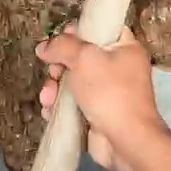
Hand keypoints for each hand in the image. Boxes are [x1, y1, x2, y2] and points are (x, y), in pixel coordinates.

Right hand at [36, 24, 169, 170]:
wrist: (126, 141)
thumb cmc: (110, 92)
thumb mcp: (84, 58)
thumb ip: (62, 46)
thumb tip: (43, 47)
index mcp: (124, 48)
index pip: (100, 28)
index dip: (78, 31)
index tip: (61, 39)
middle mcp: (118, 68)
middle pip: (80, 56)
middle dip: (59, 65)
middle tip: (54, 72)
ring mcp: (107, 92)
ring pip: (72, 81)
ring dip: (54, 88)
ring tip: (48, 98)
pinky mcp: (96, 113)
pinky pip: (72, 103)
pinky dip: (59, 106)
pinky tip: (50, 111)